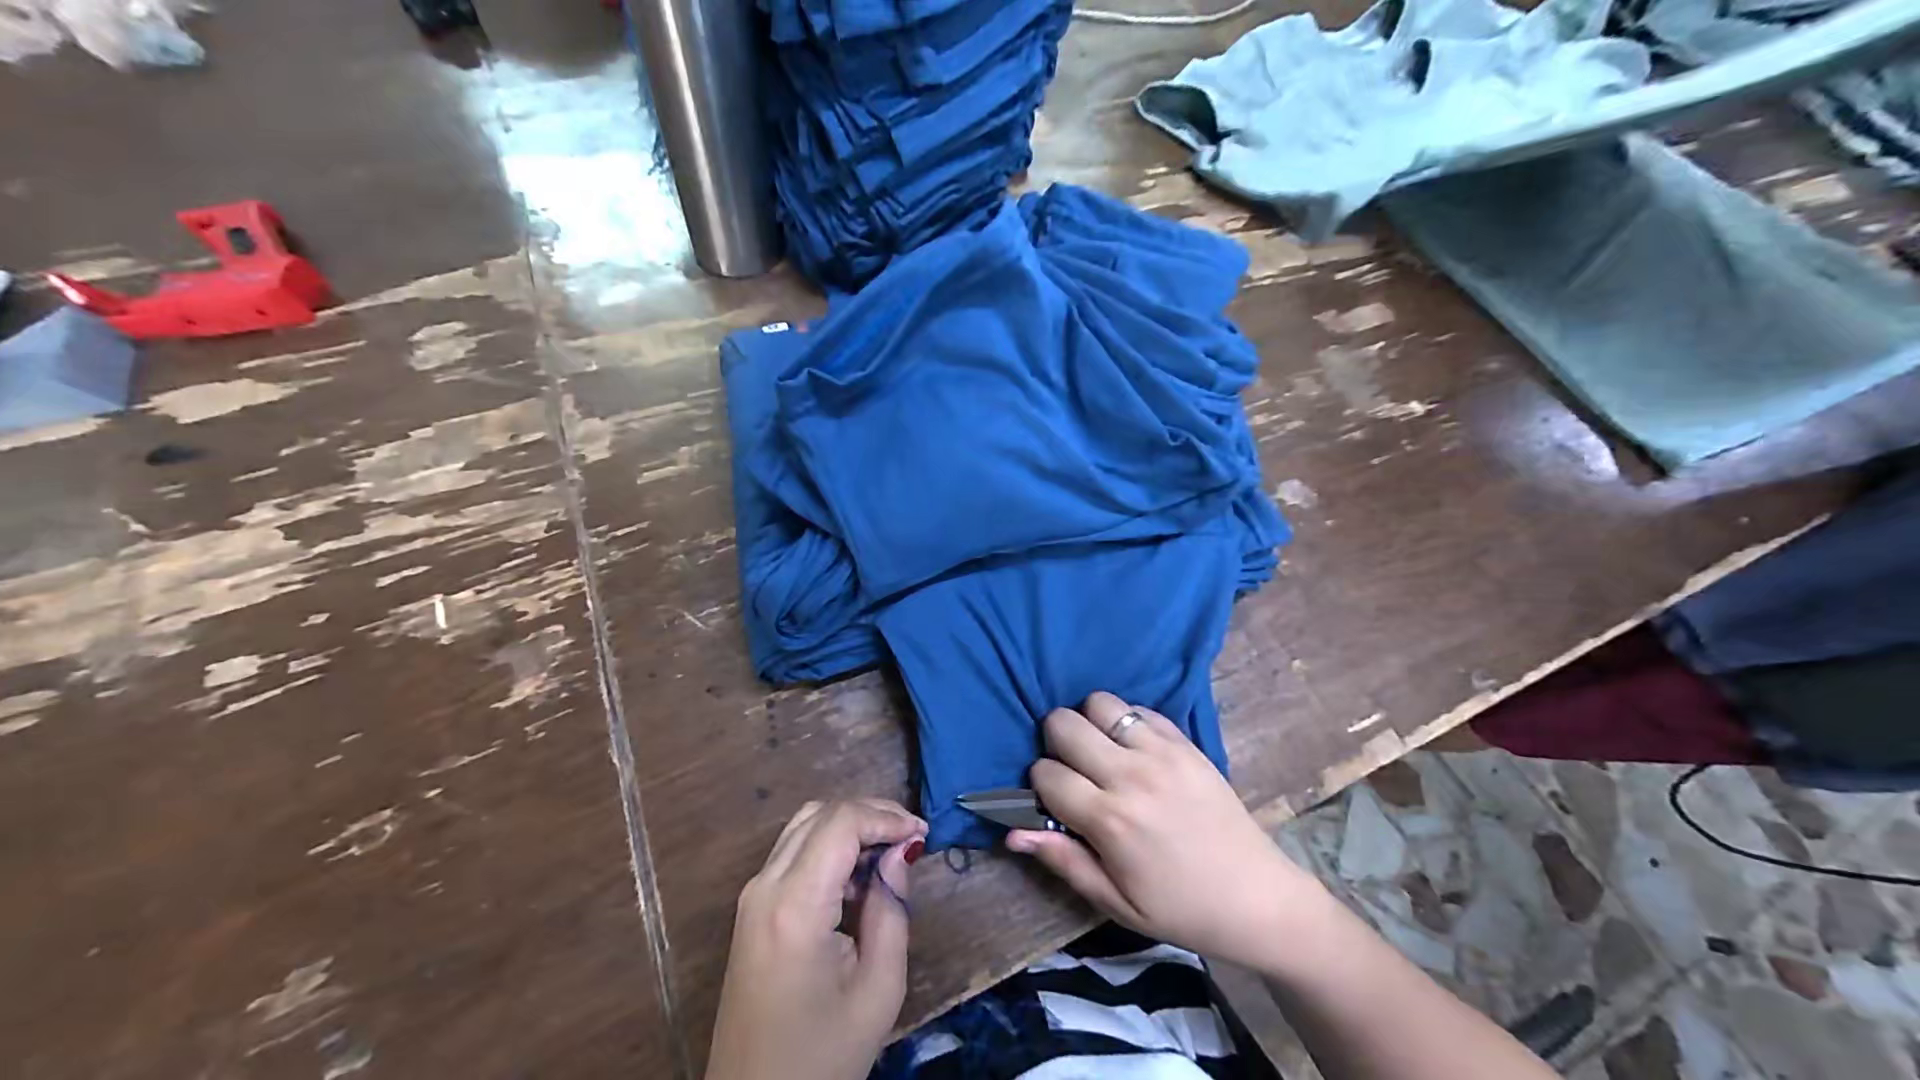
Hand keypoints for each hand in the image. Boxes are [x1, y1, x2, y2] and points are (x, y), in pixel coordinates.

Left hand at [705, 799, 926, 1079]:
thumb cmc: (823, 1055)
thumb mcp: (878, 988)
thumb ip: (891, 908)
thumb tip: (897, 852)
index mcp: (794, 906)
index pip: (840, 823)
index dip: (886, 816)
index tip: (922, 834)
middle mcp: (765, 887)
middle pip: (820, 814)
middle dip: (870, 814)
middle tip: (911, 837)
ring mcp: (753, 896)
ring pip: (804, 825)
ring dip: (848, 825)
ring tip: (890, 850)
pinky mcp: (752, 908)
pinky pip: (793, 851)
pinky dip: (828, 845)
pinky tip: (858, 875)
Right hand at [1007, 692, 1331, 968]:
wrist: (1259, 897)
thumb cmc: (1180, 908)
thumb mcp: (1116, 902)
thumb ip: (1062, 861)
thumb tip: (1012, 833)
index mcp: (1110, 820)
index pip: (1045, 773)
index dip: (1040, 785)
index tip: (1055, 800)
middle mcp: (1132, 775)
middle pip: (1064, 723)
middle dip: (1055, 742)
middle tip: (1073, 769)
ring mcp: (1162, 752)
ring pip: (1100, 703)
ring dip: (1090, 723)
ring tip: (1102, 752)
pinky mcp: (1187, 743)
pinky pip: (1140, 709)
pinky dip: (1126, 722)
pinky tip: (1135, 749)